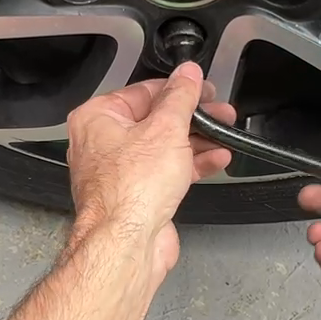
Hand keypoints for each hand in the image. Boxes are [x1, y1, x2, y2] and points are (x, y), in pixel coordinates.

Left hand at [66, 63, 234, 273]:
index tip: (202, 88)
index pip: (143, 91)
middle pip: (154, 119)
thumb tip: (188, 75)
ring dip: (196, 141)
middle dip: (192, 117)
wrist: (127, 243)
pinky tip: (215, 159)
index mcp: (97, 118)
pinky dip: (190, 164)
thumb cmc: (129, 191)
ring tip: (223, 135)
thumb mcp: (166, 129)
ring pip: (162, 147)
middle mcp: (102, 144)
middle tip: (218, 113)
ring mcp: (118, 172)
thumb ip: (181, 98)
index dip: (178, 88)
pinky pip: (165, 171)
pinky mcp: (136, 194)